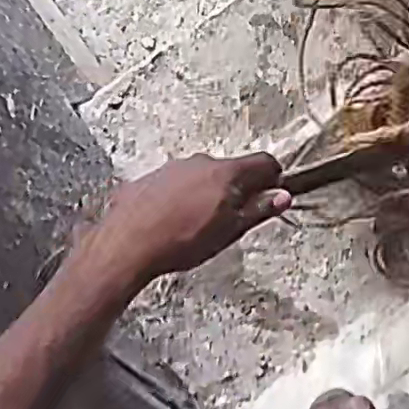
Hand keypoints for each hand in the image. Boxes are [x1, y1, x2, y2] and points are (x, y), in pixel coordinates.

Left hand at [79, 152, 291, 286]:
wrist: (126, 245)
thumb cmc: (180, 242)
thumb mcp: (229, 232)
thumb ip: (258, 211)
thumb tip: (282, 197)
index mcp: (225, 173)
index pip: (262, 162)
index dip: (273, 177)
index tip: (273, 191)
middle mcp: (200, 162)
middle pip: (232, 168)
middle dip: (239, 187)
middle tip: (237, 215)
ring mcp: (173, 168)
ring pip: (202, 175)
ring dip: (208, 192)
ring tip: (201, 223)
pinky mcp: (150, 178)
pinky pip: (175, 182)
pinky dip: (181, 196)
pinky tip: (173, 220)